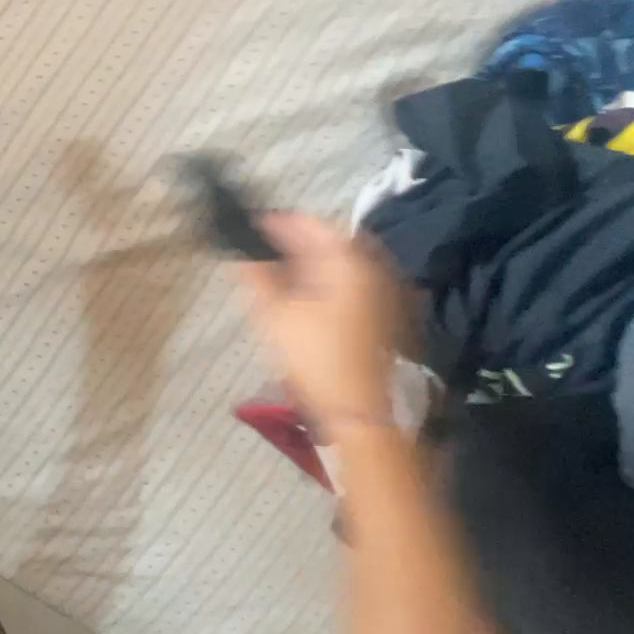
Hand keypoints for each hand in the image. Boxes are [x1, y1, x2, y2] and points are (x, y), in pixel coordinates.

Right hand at [231, 214, 410, 424]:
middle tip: (270, 243)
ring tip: (288, 265)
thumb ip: (257, 278)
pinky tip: (314, 288)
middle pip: (337, 241)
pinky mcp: (392, 315)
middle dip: (303, 238)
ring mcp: (390, 294)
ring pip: (351, 261)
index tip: (253, 225)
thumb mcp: (273, 314)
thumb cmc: (314, 357)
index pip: (313, 226)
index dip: (281, 222)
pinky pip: (362, 280)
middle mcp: (376, 273)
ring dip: (320, 257)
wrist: (359, 410)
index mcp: (348, 266)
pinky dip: (337, 276)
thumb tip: (241, 256)